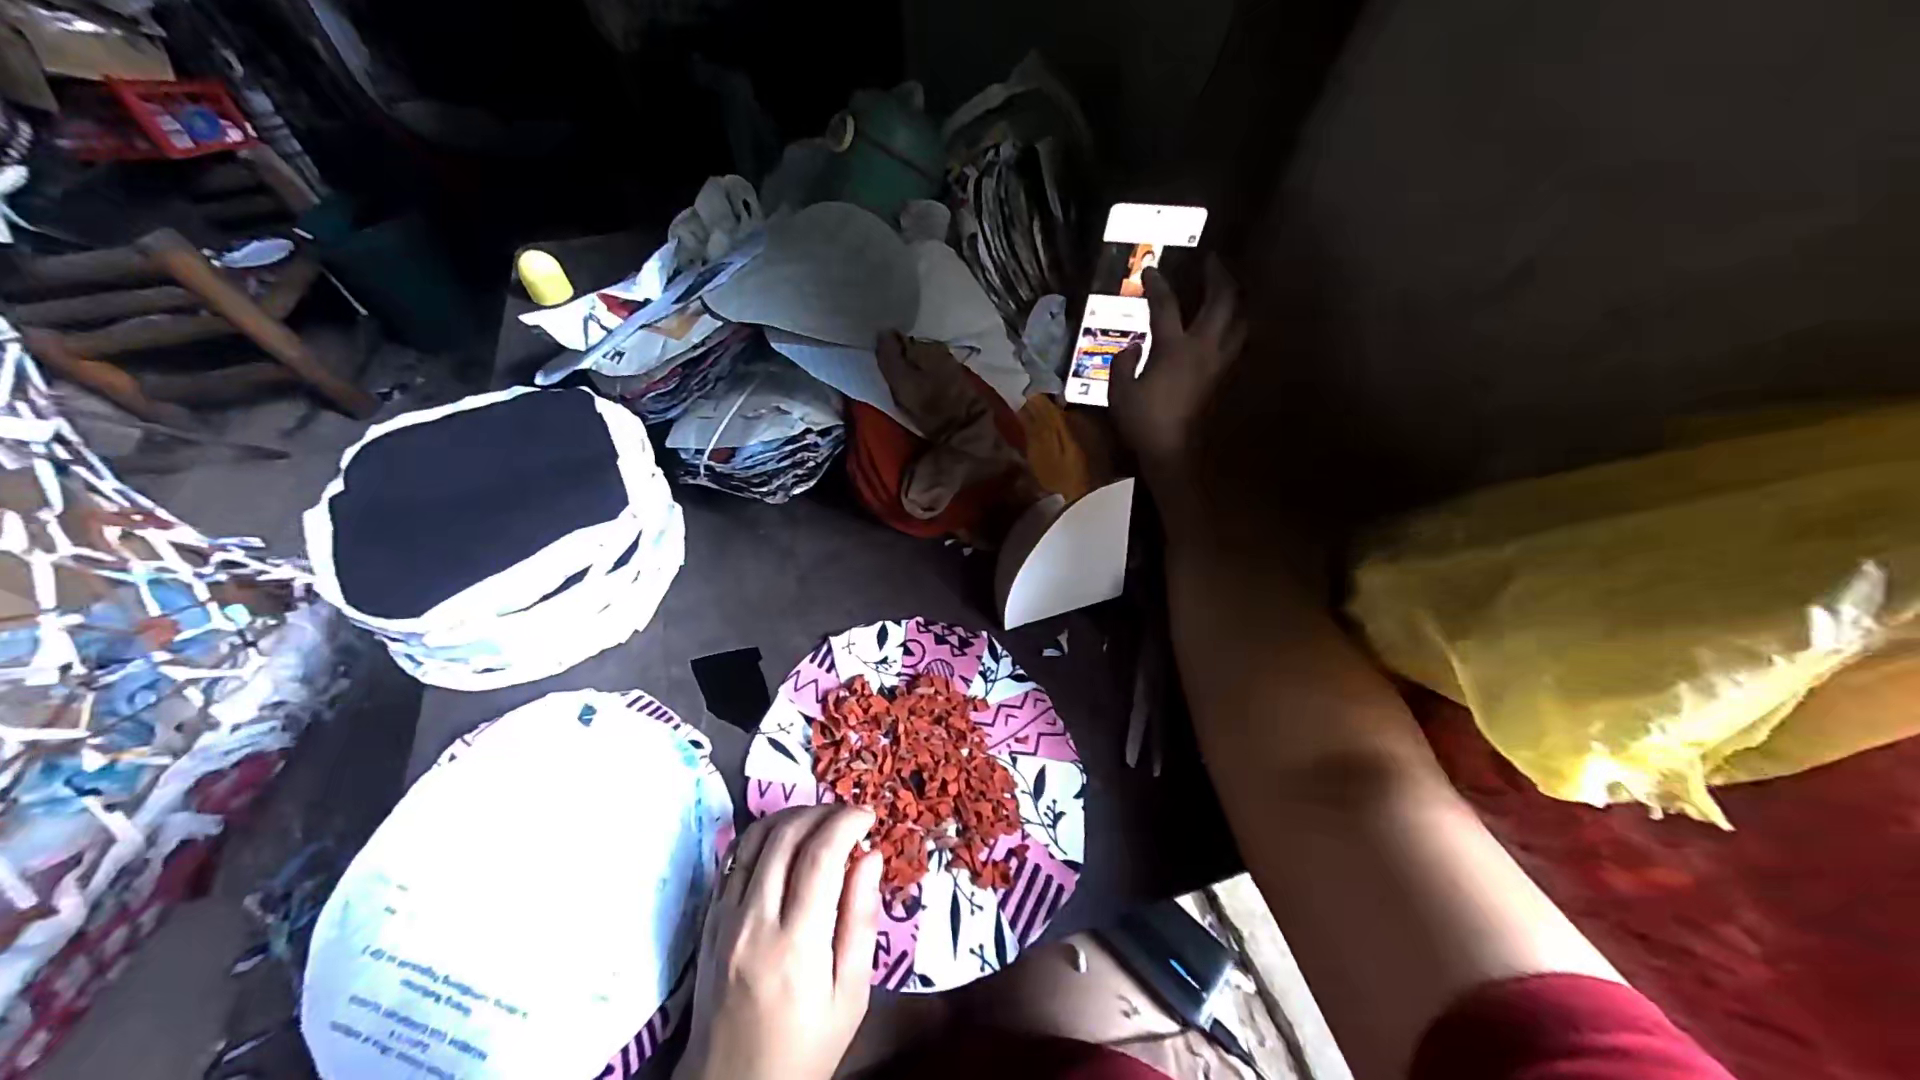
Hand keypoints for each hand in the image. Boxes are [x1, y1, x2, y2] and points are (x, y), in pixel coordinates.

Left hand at [674, 806, 882, 1079]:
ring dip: (791, 816)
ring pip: (753, 838)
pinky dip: (762, 837)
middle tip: (848, 815)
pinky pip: (733, 860)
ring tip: (820, 820)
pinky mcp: (709, 920)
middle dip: (822, 811)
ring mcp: (725, 919)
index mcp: (796, 944)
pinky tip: (785, 841)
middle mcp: (754, 922)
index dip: (846, 822)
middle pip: (785, 835)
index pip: (821, 855)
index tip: (868, 816)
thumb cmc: (805, 1047)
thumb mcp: (850, 995)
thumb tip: (871, 856)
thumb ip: (860, 920)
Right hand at [1109, 257, 1246, 492]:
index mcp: (1173, 348)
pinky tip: (1227, 324)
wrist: (1171, 450)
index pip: (1165, 305)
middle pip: (1222, 301)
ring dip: (1235, 299)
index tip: (1150, 270)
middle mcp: (1202, 348)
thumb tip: (1132, 346)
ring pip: (1239, 320)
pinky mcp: (1221, 376)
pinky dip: (1235, 324)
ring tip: (1227, 290)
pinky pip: (1236, 341)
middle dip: (1218, 276)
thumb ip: (1122, 362)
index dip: (1156, 285)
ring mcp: (1217, 362)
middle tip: (1212, 261)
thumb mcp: (1118, 391)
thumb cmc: (1142, 421)